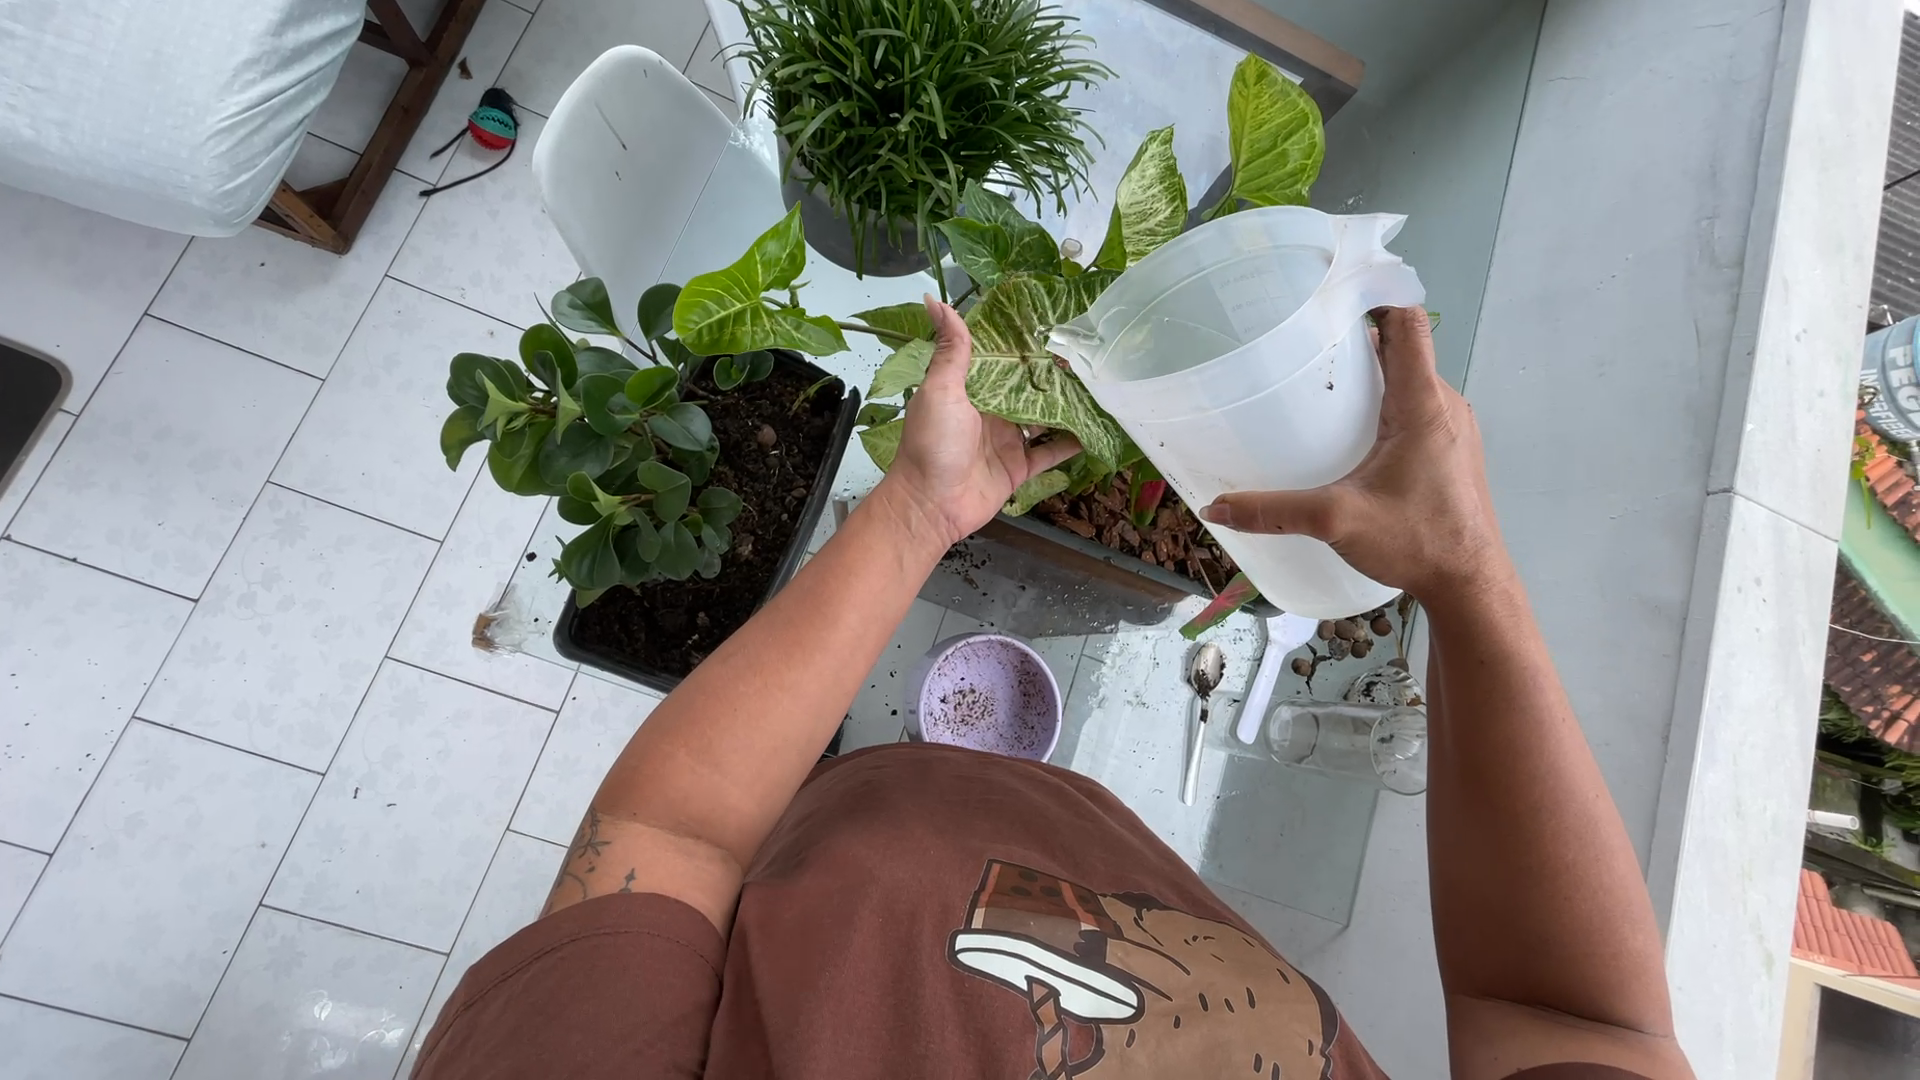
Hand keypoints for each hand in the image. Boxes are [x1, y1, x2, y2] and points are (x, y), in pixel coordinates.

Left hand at [880, 296, 1079, 547]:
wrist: (931, 505)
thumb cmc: (932, 444)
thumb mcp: (940, 390)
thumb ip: (951, 350)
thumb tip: (934, 299)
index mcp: (970, 389)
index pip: (1002, 359)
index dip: (1025, 342)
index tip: (1055, 322)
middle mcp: (990, 411)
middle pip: (1028, 386)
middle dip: (1055, 373)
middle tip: (1090, 354)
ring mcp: (1006, 440)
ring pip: (1044, 416)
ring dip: (1068, 404)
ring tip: (1100, 385)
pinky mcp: (1019, 467)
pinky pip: (1050, 452)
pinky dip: (1071, 442)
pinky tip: (1096, 428)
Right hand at [1200, 306, 1508, 602]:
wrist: (1471, 584)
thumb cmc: (1417, 540)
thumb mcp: (1337, 521)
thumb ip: (1275, 510)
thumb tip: (1215, 506)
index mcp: (1424, 403)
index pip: (1406, 325)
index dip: (1372, 300)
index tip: (1327, 300)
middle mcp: (1444, 406)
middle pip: (1401, 350)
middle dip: (1353, 343)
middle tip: (1301, 354)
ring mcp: (1450, 429)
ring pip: (1407, 382)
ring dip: (1367, 378)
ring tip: (1315, 393)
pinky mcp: (1447, 452)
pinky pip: (1412, 409)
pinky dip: (1380, 406)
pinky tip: (1345, 437)